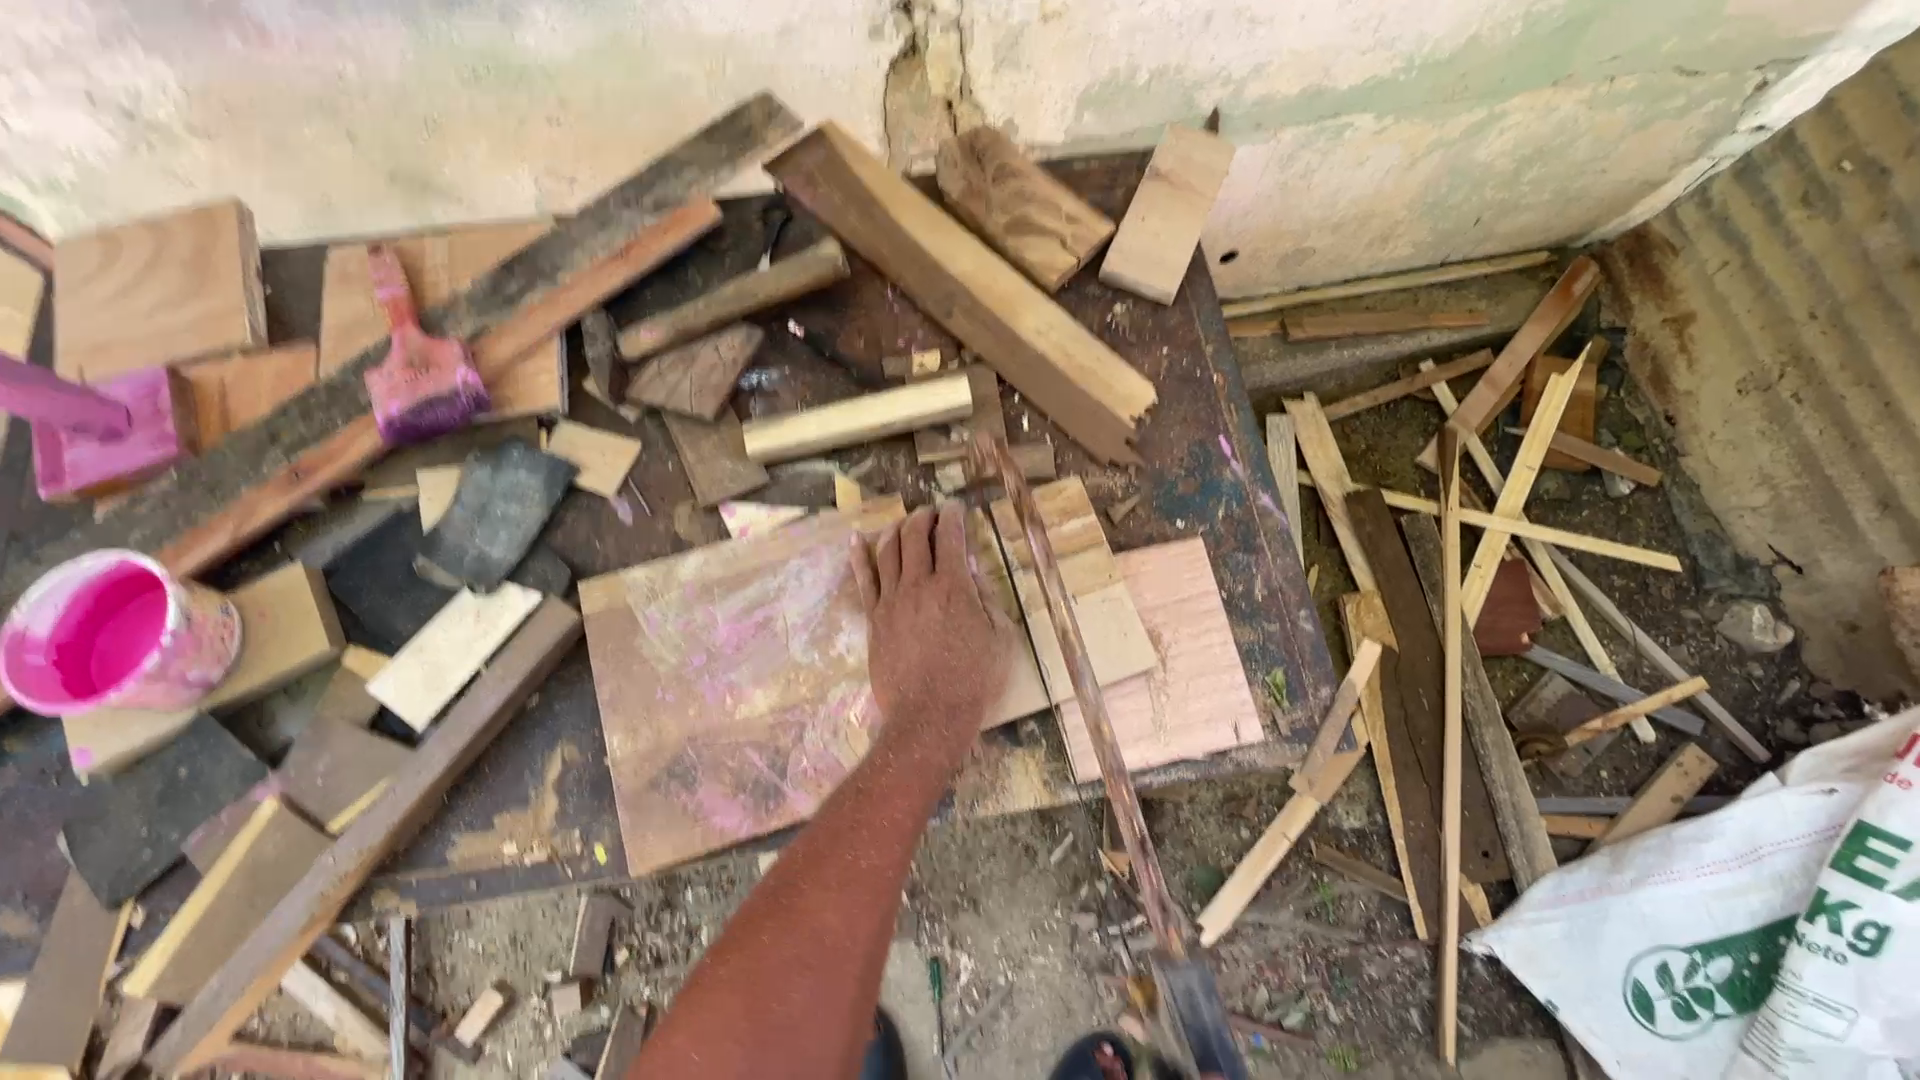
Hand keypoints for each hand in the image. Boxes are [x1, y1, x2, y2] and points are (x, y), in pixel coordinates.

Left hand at [851, 502, 1016, 763]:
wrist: (929, 716)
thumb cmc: (973, 681)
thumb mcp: (1000, 639)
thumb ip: (988, 601)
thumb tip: (974, 575)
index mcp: (954, 587)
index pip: (951, 536)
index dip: (954, 516)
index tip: (956, 508)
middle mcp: (919, 585)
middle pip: (915, 535)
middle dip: (924, 516)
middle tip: (931, 513)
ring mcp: (892, 601)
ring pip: (888, 550)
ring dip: (897, 529)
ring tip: (904, 523)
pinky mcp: (874, 619)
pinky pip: (865, 580)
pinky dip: (860, 556)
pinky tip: (857, 540)